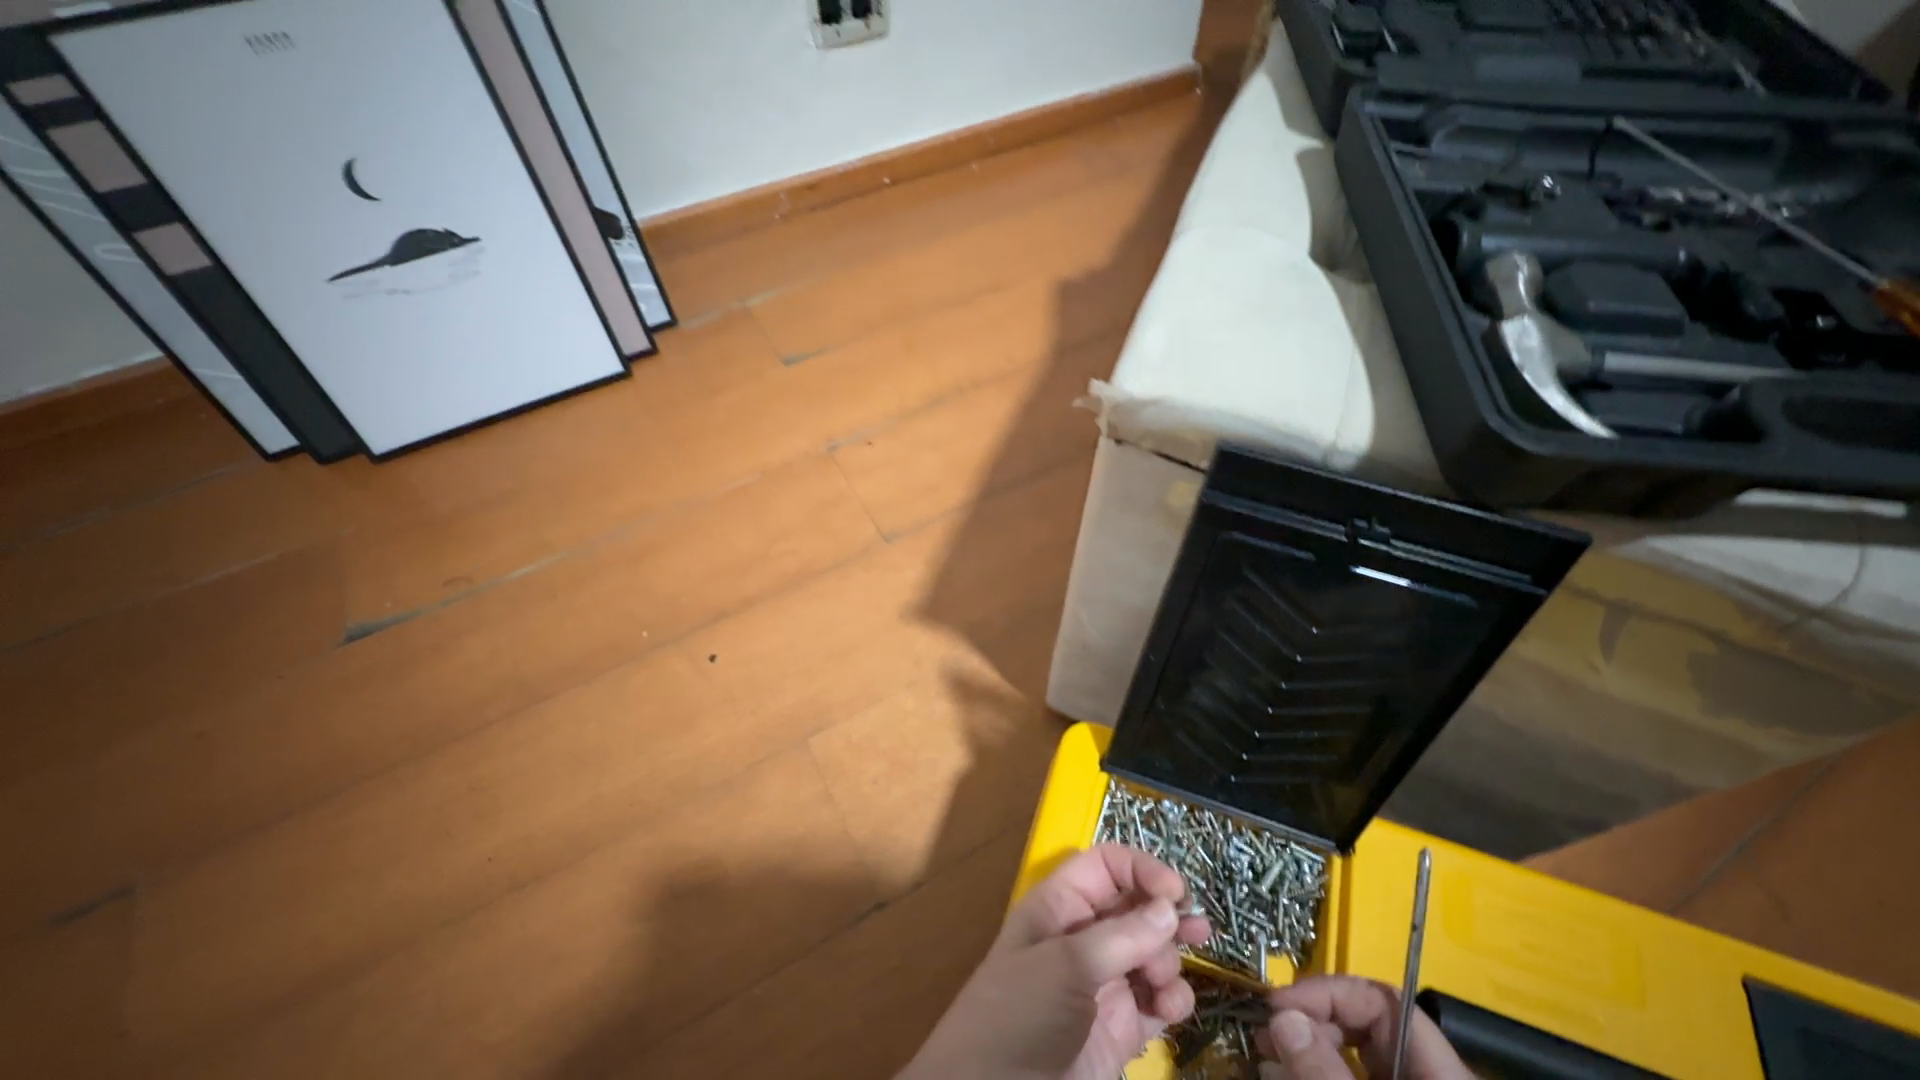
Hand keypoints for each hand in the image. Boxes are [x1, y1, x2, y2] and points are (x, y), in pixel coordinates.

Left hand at [898, 844, 1211, 1079]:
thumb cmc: (1017, 1014)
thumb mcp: (1063, 965)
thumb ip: (1120, 936)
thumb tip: (1170, 908)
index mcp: (1059, 908)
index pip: (1105, 867)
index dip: (1140, 870)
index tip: (1175, 891)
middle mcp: (1083, 938)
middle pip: (1136, 908)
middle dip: (1167, 917)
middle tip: (1198, 930)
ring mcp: (1103, 984)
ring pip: (1153, 954)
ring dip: (1169, 962)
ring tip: (1162, 981)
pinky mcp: (1120, 1028)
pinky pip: (1158, 1001)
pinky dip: (1172, 1000)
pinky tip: (1170, 1010)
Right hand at [1257, 976, 1472, 1079]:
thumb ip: (1325, 1071)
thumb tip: (1283, 1016)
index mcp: (1445, 1073)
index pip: (1384, 1001)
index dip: (1327, 992)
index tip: (1278, 1006)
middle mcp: (1432, 1075)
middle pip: (1368, 1027)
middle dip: (1311, 1024)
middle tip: (1265, 1036)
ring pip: (1358, 1057)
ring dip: (1309, 1051)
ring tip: (1269, 1060)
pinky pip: (1356, 1078)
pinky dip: (1321, 1074)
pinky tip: (1289, 1076)